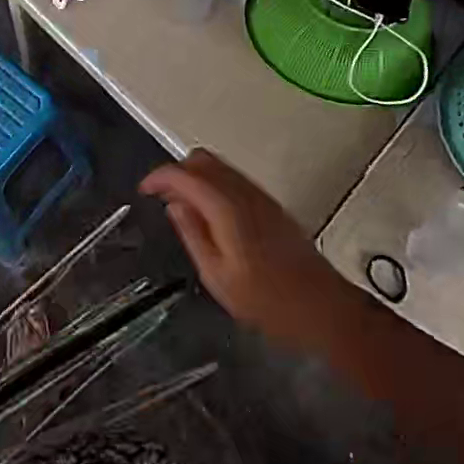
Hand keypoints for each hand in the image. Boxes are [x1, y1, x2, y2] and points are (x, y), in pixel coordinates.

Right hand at [139, 148, 361, 350]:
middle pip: (203, 159)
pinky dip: (212, 183)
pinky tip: (207, 211)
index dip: (160, 176)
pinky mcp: (269, 203)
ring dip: (194, 175)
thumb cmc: (267, 300)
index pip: (186, 174)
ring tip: (180, 205)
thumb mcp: (217, 276)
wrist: (320, 305)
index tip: (144, 190)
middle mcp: (244, 192)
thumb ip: (193, 234)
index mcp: (227, 208)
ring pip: (219, 165)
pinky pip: (233, 178)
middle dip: (176, 171)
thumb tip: (174, 206)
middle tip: (161, 197)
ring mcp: (260, 195)